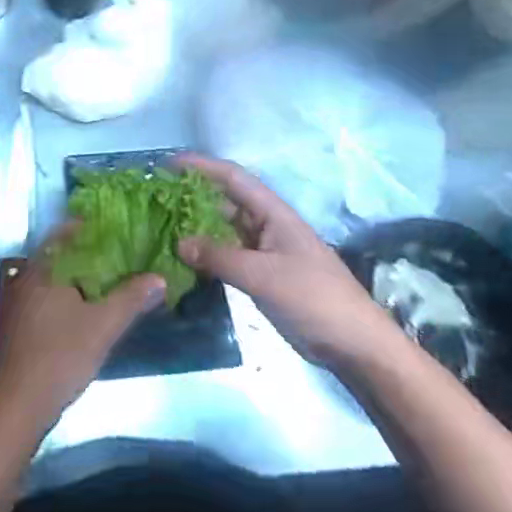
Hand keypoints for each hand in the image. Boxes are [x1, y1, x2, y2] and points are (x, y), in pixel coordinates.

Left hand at [0, 225, 164, 420]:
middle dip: (91, 254)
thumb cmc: (61, 356)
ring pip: (53, 274)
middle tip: (124, 258)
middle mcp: (26, 272)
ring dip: (79, 275)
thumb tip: (159, 277)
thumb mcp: (103, 326)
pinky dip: (66, 292)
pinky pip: (45, 291)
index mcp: (43, 265)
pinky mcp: (17, 317)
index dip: (96, 230)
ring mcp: (18, 295)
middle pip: (61, 252)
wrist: (18, 401)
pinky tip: (85, 307)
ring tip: (111, 280)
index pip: (69, 232)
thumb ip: (131, 298)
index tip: (122, 233)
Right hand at [173, 153, 401, 366]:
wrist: (356, 346)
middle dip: (191, 196)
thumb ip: (219, 257)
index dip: (201, 166)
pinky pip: (226, 255)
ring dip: (195, 226)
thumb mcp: (263, 275)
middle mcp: (267, 226)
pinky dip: (205, 254)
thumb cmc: (314, 299)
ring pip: (223, 229)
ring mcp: (264, 252)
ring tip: (160, 226)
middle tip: (155, 199)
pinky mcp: (262, 275)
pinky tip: (182, 259)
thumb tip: (179, 242)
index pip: (232, 178)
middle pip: (224, 202)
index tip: (167, 164)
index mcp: (273, 214)